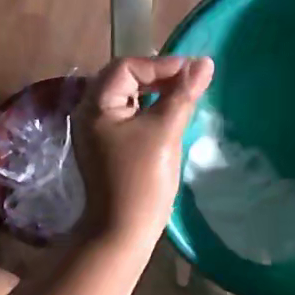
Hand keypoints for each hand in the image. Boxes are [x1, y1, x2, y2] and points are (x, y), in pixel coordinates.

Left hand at [72, 55, 212, 242]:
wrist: (123, 232)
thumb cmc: (142, 179)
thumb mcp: (165, 131)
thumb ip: (183, 94)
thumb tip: (205, 62)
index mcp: (95, 105)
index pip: (126, 67)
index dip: (160, 65)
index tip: (193, 72)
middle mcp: (89, 113)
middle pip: (124, 80)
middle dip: (158, 77)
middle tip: (191, 81)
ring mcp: (97, 132)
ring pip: (127, 98)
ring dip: (156, 93)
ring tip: (185, 96)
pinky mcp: (107, 147)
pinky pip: (128, 117)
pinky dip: (149, 111)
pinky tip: (170, 117)